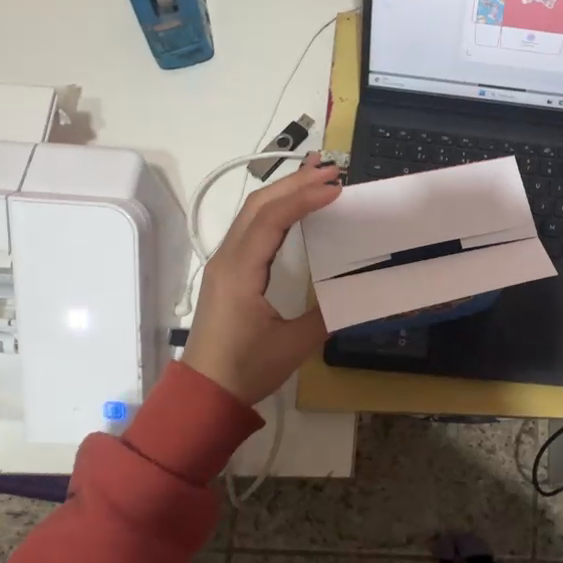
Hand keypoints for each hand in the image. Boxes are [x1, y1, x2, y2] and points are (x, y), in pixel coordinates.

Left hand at [181, 155, 341, 406]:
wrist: (206, 392)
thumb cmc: (247, 368)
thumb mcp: (293, 344)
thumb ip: (325, 313)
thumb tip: (356, 289)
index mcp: (240, 271)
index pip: (271, 220)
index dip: (303, 199)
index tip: (336, 188)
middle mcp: (228, 258)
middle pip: (258, 206)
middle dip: (295, 183)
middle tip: (332, 169)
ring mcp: (225, 263)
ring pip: (252, 213)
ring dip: (284, 192)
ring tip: (317, 177)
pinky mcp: (229, 271)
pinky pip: (251, 228)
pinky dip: (276, 210)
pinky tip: (296, 207)